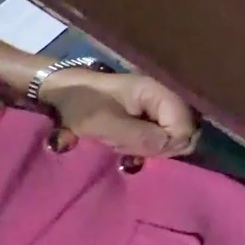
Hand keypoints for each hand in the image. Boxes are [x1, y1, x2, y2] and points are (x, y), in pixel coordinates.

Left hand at [40, 69, 199, 157]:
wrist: (60, 91)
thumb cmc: (80, 104)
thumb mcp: (102, 122)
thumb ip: (138, 136)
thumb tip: (173, 148)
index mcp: (159, 93)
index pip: (184, 125)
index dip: (168, 143)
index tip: (138, 153)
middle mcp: (165, 98)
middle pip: (180, 130)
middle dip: (157, 146)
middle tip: (127, 151)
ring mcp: (157, 107)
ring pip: (169, 135)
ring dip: (147, 147)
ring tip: (121, 148)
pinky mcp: (148, 115)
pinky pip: (158, 134)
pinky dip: (142, 144)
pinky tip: (124, 146)